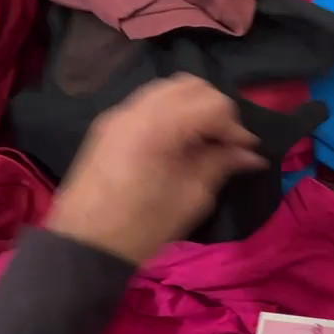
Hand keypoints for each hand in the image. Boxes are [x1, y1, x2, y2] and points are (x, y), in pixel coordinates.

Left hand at [48, 75, 267, 263]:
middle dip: (216, 110)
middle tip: (224, 141)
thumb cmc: (143, 227)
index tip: (245, 152)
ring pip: (170, 88)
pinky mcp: (110, 124)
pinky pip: (150, 101)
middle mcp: (138, 109)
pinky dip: (172, 110)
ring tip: (202, 138)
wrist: (83, 247)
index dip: (235, 128)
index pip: (214, 105)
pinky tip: (178, 139)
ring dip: (194, 106)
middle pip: (193, 86)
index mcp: (160, 126)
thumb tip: (250, 154)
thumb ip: (222, 164)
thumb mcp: (193, 197)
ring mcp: (120, 113)